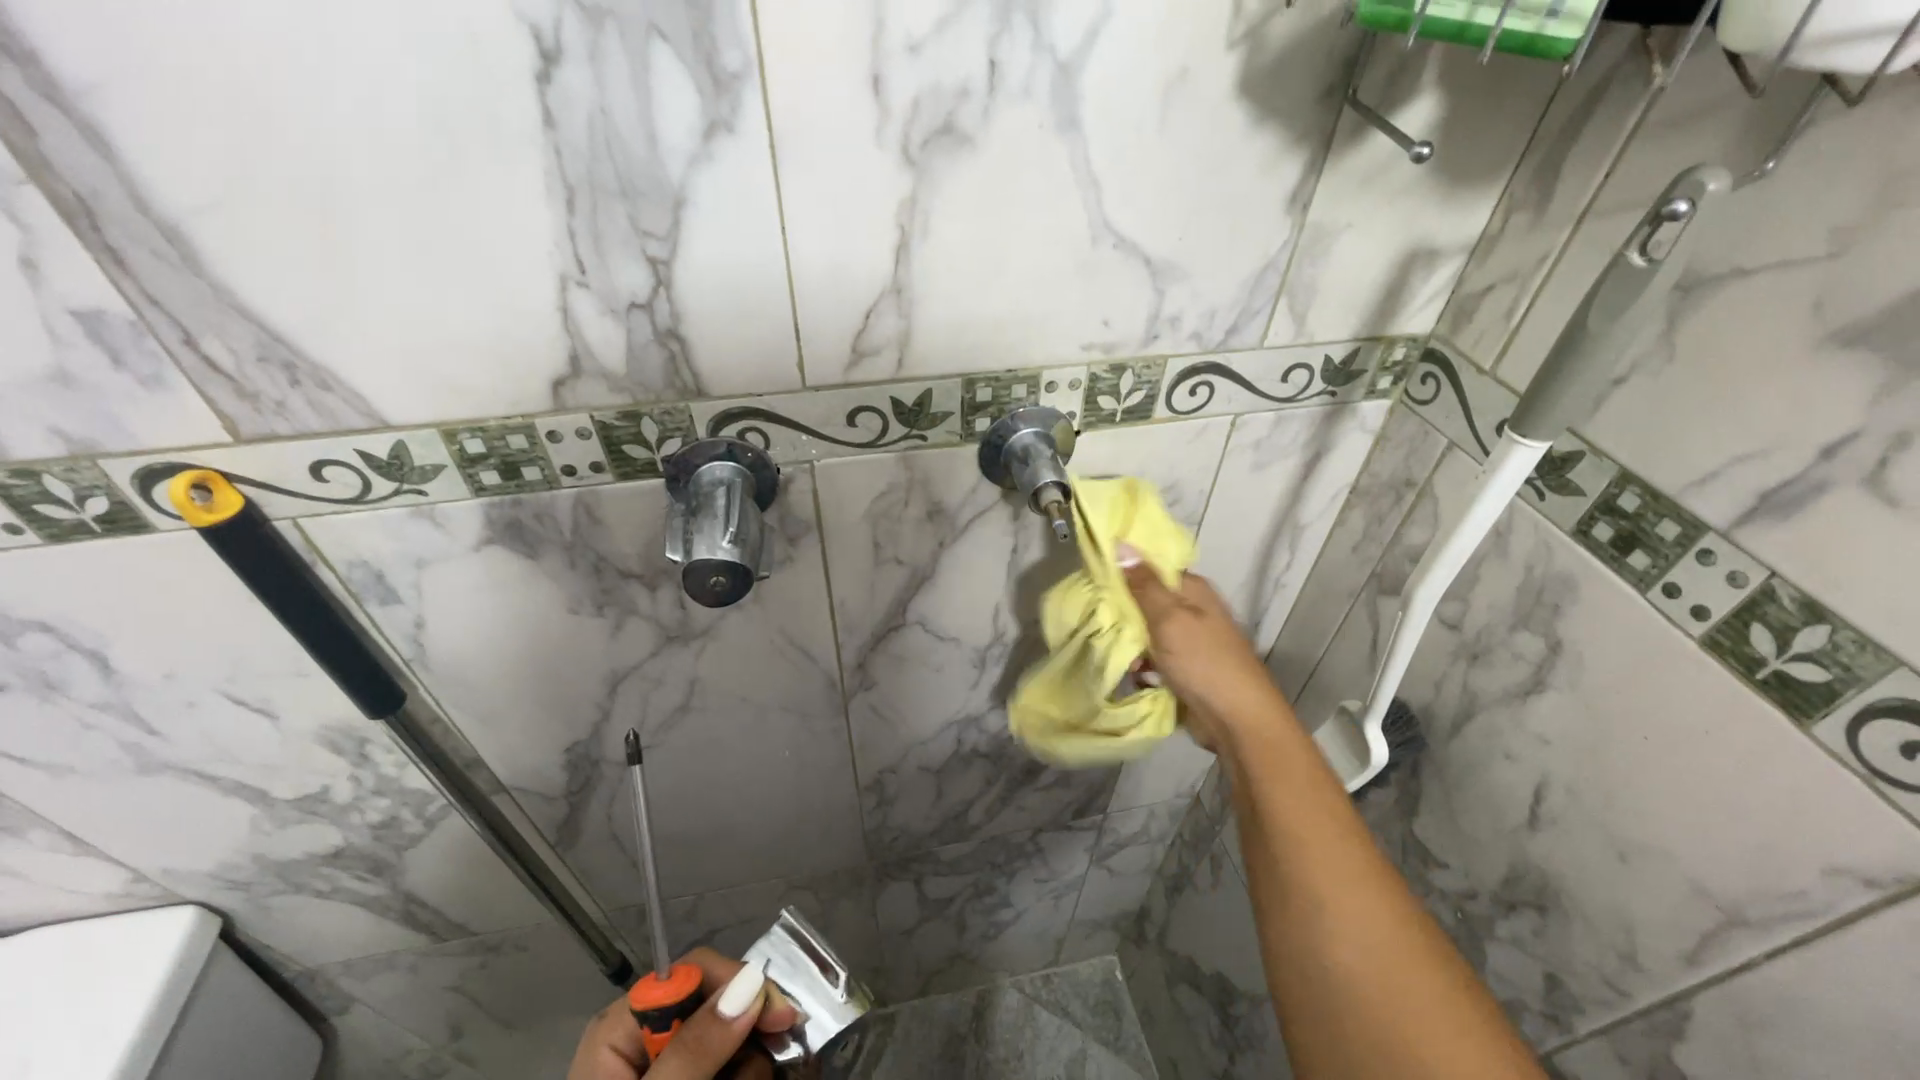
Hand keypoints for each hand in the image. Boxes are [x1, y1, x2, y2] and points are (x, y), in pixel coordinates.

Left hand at [567, 948, 799, 1079]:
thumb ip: (694, 1051)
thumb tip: (750, 987)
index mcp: (622, 1028)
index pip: (692, 973)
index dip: (741, 985)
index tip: (781, 1020)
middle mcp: (649, 1039)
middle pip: (723, 1008)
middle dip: (749, 1043)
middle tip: (771, 1066)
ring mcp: (673, 1071)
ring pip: (737, 1048)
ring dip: (747, 1075)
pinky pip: (736, 1074)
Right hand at [1117, 543, 1283, 750]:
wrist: (1236, 720)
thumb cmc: (1203, 662)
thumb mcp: (1169, 619)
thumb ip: (1143, 584)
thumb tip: (1122, 542)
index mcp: (1192, 589)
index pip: (1151, 567)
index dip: (1124, 573)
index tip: (1097, 584)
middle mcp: (1191, 610)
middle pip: (1144, 602)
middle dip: (1125, 618)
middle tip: (1108, 630)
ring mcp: (1189, 641)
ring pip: (1145, 634)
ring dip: (1134, 648)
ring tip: (1133, 665)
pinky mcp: (1184, 669)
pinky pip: (1153, 660)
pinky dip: (1145, 668)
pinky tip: (1142, 679)